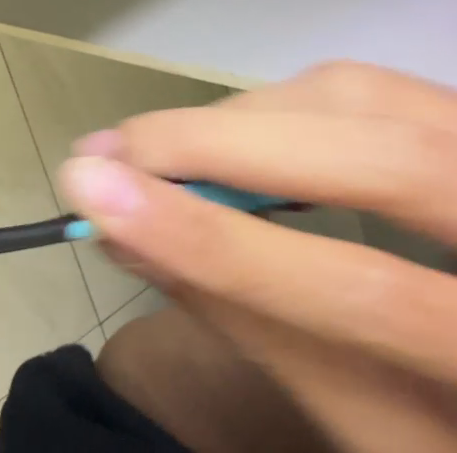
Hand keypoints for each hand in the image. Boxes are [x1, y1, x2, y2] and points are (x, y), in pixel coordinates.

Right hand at [59, 62, 456, 452]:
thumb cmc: (442, 425)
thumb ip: (257, 330)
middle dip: (218, 146)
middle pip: (395, 157)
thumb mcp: (371, 424)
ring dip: (238, 119)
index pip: (378, 296)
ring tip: (155, 151)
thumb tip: (114, 230)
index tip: (89, 196)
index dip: (223, 244)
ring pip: (367, 98)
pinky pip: (376, 91)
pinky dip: (278, 107)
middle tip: (105, 154)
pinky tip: (228, 145)